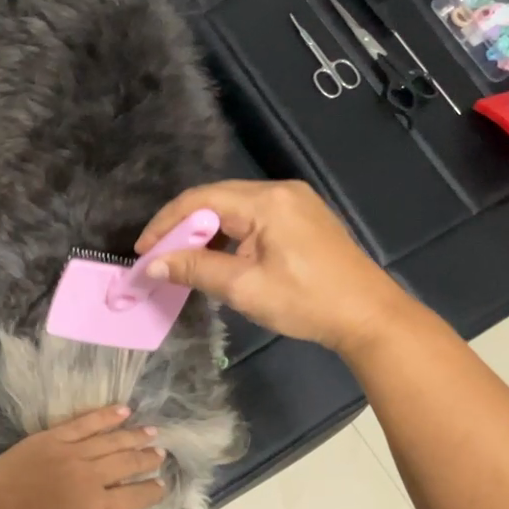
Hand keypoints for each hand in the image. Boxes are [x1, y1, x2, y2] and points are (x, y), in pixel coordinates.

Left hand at [0, 405, 166, 508]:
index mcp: (101, 508)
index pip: (137, 496)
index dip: (153, 491)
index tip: (162, 485)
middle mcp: (93, 476)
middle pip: (128, 463)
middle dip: (148, 459)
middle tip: (161, 454)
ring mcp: (73, 453)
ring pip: (112, 440)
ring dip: (135, 436)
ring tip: (152, 432)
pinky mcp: (52, 438)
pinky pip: (85, 423)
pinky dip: (106, 415)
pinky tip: (123, 410)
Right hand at [136, 180, 418, 355]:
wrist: (367, 315)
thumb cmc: (305, 301)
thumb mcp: (243, 288)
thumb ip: (194, 270)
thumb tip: (153, 265)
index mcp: (267, 202)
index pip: (200, 200)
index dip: (165, 224)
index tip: (142, 252)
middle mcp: (280, 192)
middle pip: (214, 199)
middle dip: (180, 228)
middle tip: (157, 258)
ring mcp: (293, 203)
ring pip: (231, 209)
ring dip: (202, 233)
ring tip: (180, 261)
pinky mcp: (300, 219)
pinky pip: (250, 218)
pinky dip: (225, 236)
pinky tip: (214, 259)